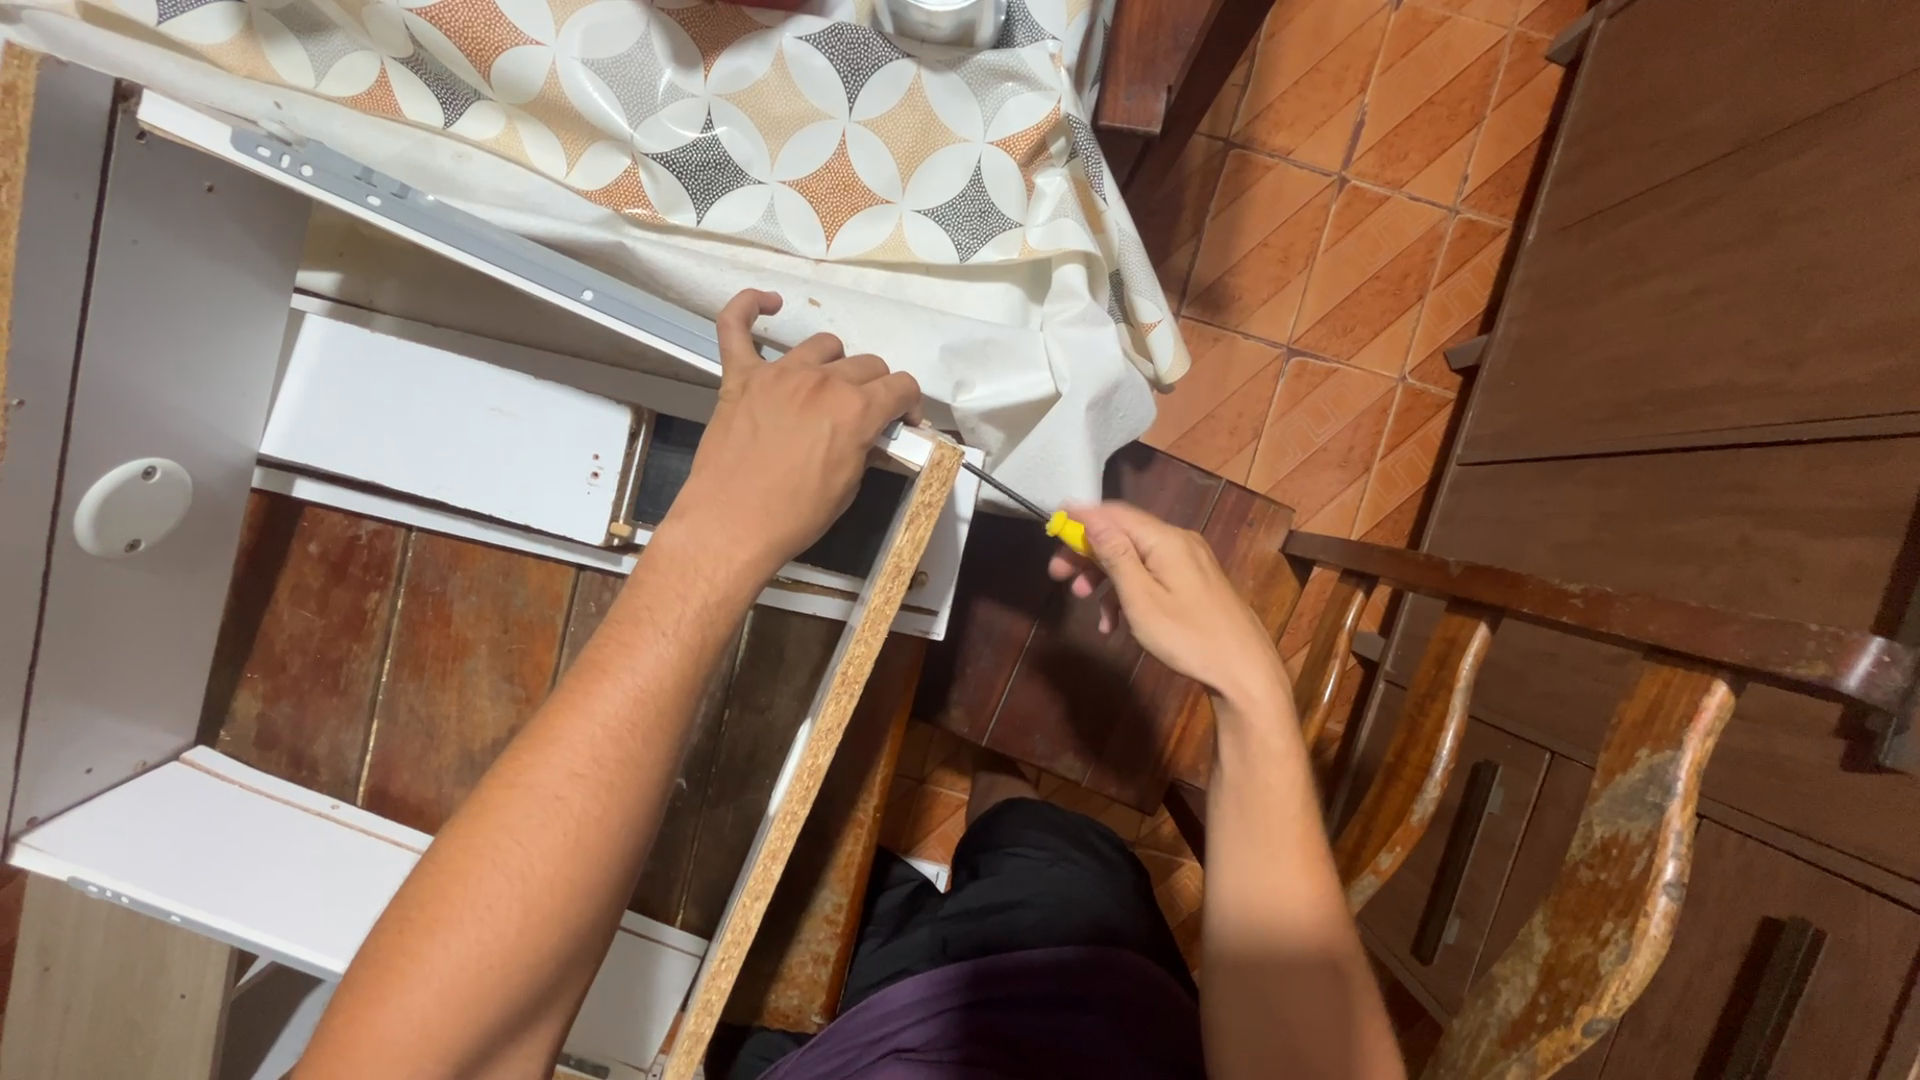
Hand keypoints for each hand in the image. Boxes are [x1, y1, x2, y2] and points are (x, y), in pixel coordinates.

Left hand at [661, 289, 920, 581]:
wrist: (731, 524)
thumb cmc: (796, 516)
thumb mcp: (848, 487)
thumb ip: (867, 449)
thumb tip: (877, 438)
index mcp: (857, 410)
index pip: (901, 386)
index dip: (908, 405)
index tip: (902, 423)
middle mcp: (823, 381)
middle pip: (867, 364)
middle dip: (876, 388)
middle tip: (865, 416)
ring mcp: (779, 373)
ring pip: (824, 345)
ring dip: (835, 364)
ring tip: (828, 389)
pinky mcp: (740, 377)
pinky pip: (735, 326)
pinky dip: (748, 307)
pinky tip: (767, 303)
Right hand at [1049, 501, 1289, 712]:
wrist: (1244, 672)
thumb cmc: (1187, 636)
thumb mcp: (1142, 598)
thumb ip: (1115, 555)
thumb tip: (1091, 517)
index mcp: (1165, 540)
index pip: (1114, 513)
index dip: (1081, 518)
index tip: (1052, 528)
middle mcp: (1178, 542)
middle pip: (1122, 535)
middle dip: (1088, 553)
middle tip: (1058, 576)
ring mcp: (1188, 562)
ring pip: (1134, 558)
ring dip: (1105, 577)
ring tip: (1084, 603)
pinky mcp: (1192, 582)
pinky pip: (1151, 576)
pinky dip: (1128, 592)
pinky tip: (1115, 624)